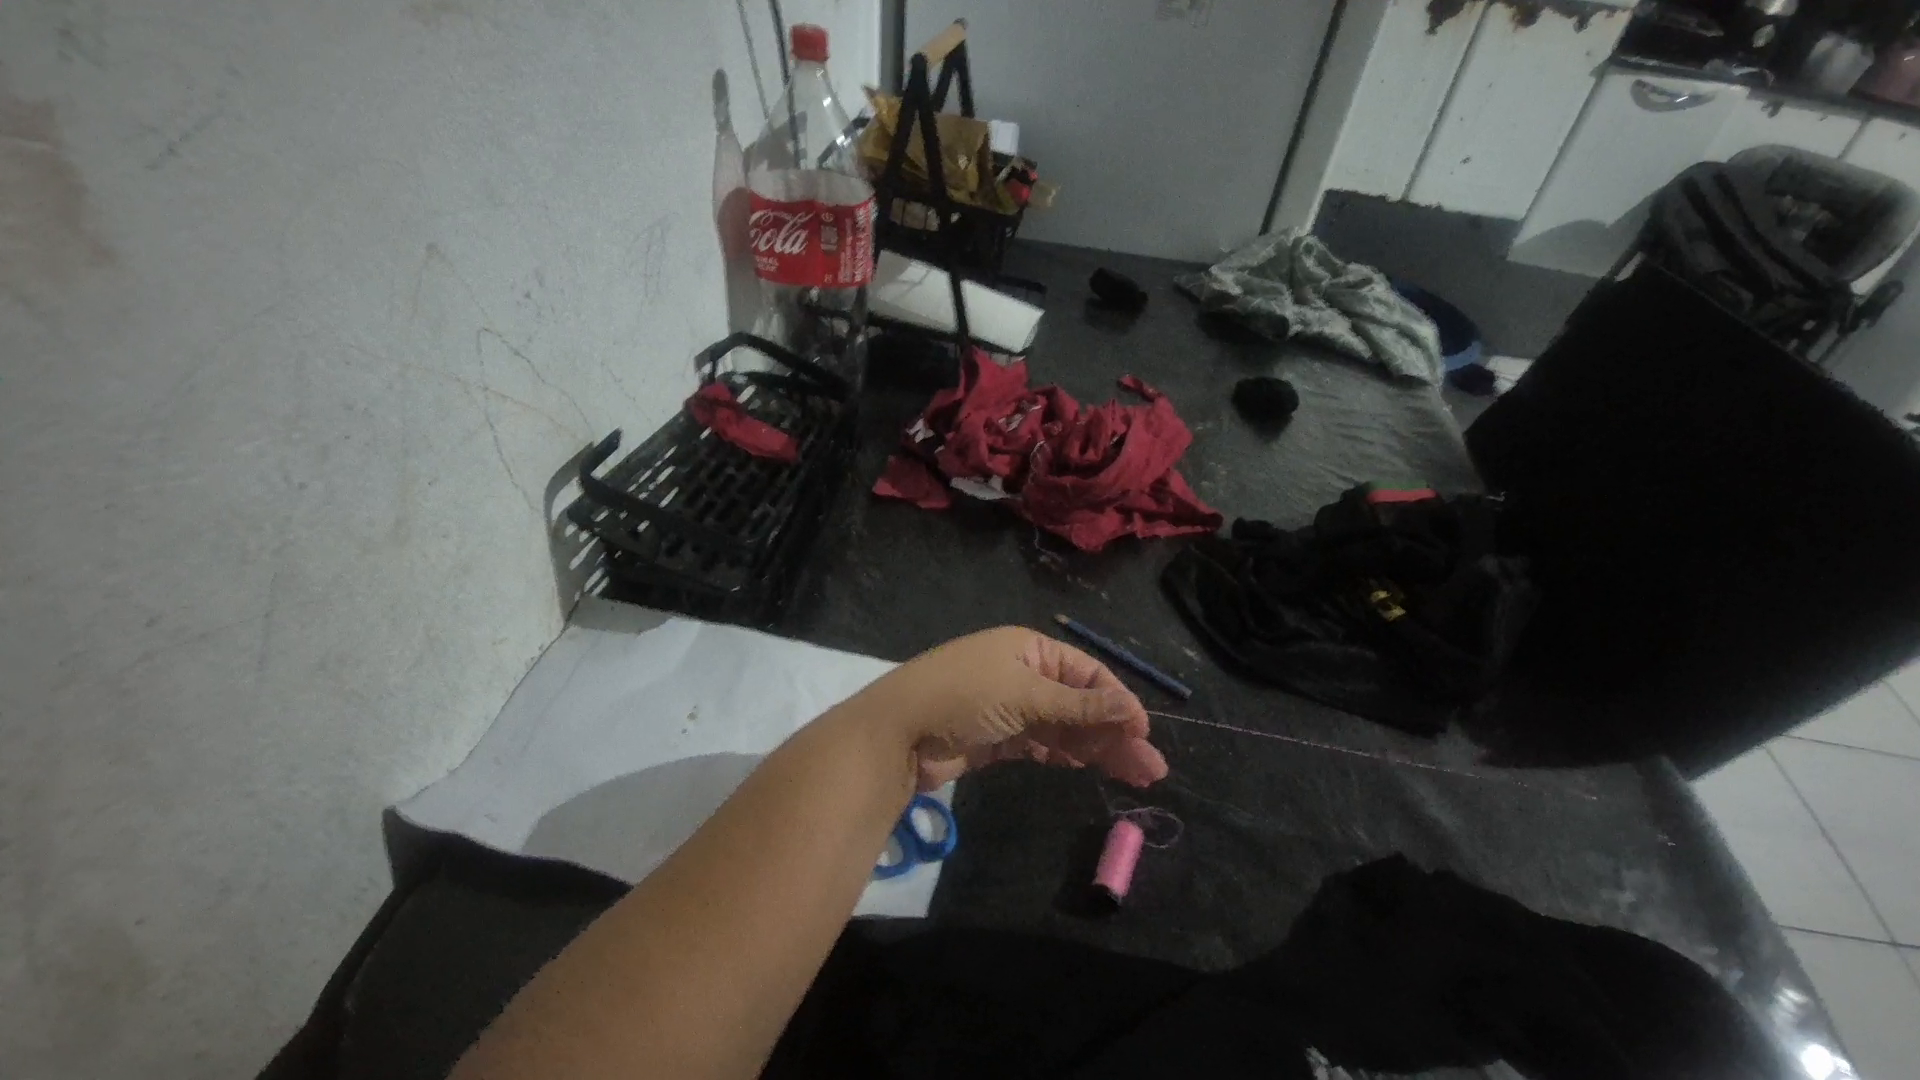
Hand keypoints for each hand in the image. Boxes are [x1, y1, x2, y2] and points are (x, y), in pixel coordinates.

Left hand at [852, 626, 1169, 791]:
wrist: (897, 734)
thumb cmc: (963, 697)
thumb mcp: (1025, 695)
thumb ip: (1079, 705)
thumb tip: (1132, 708)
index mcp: (1029, 649)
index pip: (1086, 673)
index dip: (1117, 701)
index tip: (1142, 732)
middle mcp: (1023, 674)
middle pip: (1080, 703)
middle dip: (1114, 733)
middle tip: (1151, 768)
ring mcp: (1010, 707)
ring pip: (1064, 727)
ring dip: (1096, 749)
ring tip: (1135, 776)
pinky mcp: (998, 738)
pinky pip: (1041, 744)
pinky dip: (1064, 754)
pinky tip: (1088, 767)